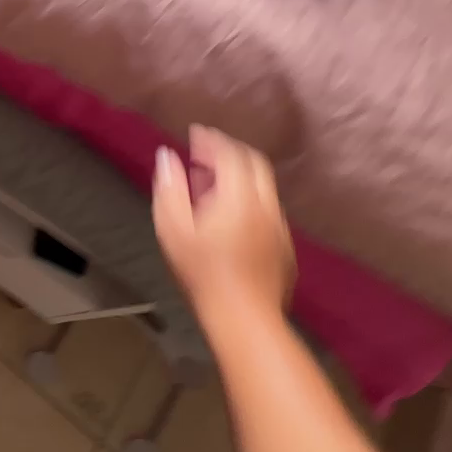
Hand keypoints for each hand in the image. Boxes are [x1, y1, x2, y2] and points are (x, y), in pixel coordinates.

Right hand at [152, 125, 296, 323]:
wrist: (243, 317)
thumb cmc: (200, 269)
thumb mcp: (171, 226)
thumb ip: (170, 186)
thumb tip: (168, 156)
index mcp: (240, 199)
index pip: (233, 156)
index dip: (213, 140)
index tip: (195, 133)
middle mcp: (267, 208)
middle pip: (255, 166)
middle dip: (229, 152)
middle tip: (202, 152)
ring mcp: (279, 229)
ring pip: (263, 188)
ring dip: (237, 176)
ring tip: (207, 182)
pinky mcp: (284, 247)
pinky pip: (266, 209)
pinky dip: (246, 197)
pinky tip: (224, 214)